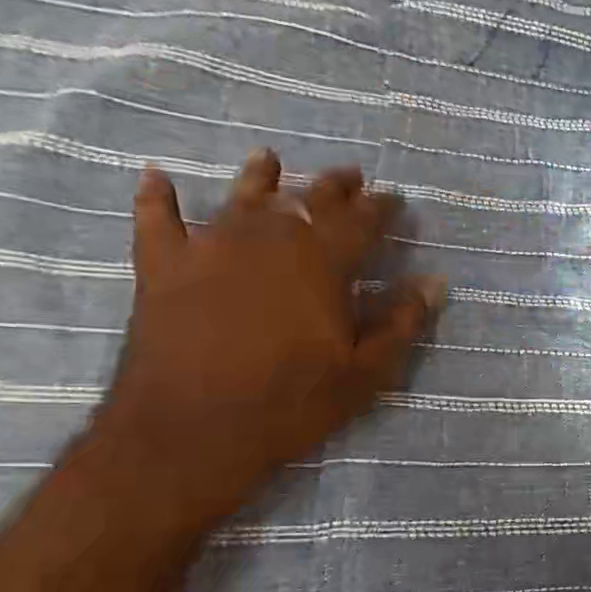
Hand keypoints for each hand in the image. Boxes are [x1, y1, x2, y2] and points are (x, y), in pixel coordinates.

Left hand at [93, 150, 441, 522]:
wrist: (190, 432)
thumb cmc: (289, 404)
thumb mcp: (364, 373)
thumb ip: (401, 323)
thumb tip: (434, 281)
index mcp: (321, 261)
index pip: (362, 220)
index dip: (382, 207)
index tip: (394, 199)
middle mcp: (268, 238)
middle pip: (307, 198)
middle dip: (334, 186)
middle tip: (350, 176)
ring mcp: (210, 247)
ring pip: (241, 198)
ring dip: (260, 177)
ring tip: (270, 159)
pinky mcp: (163, 267)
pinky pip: (157, 220)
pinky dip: (157, 197)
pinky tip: (156, 177)